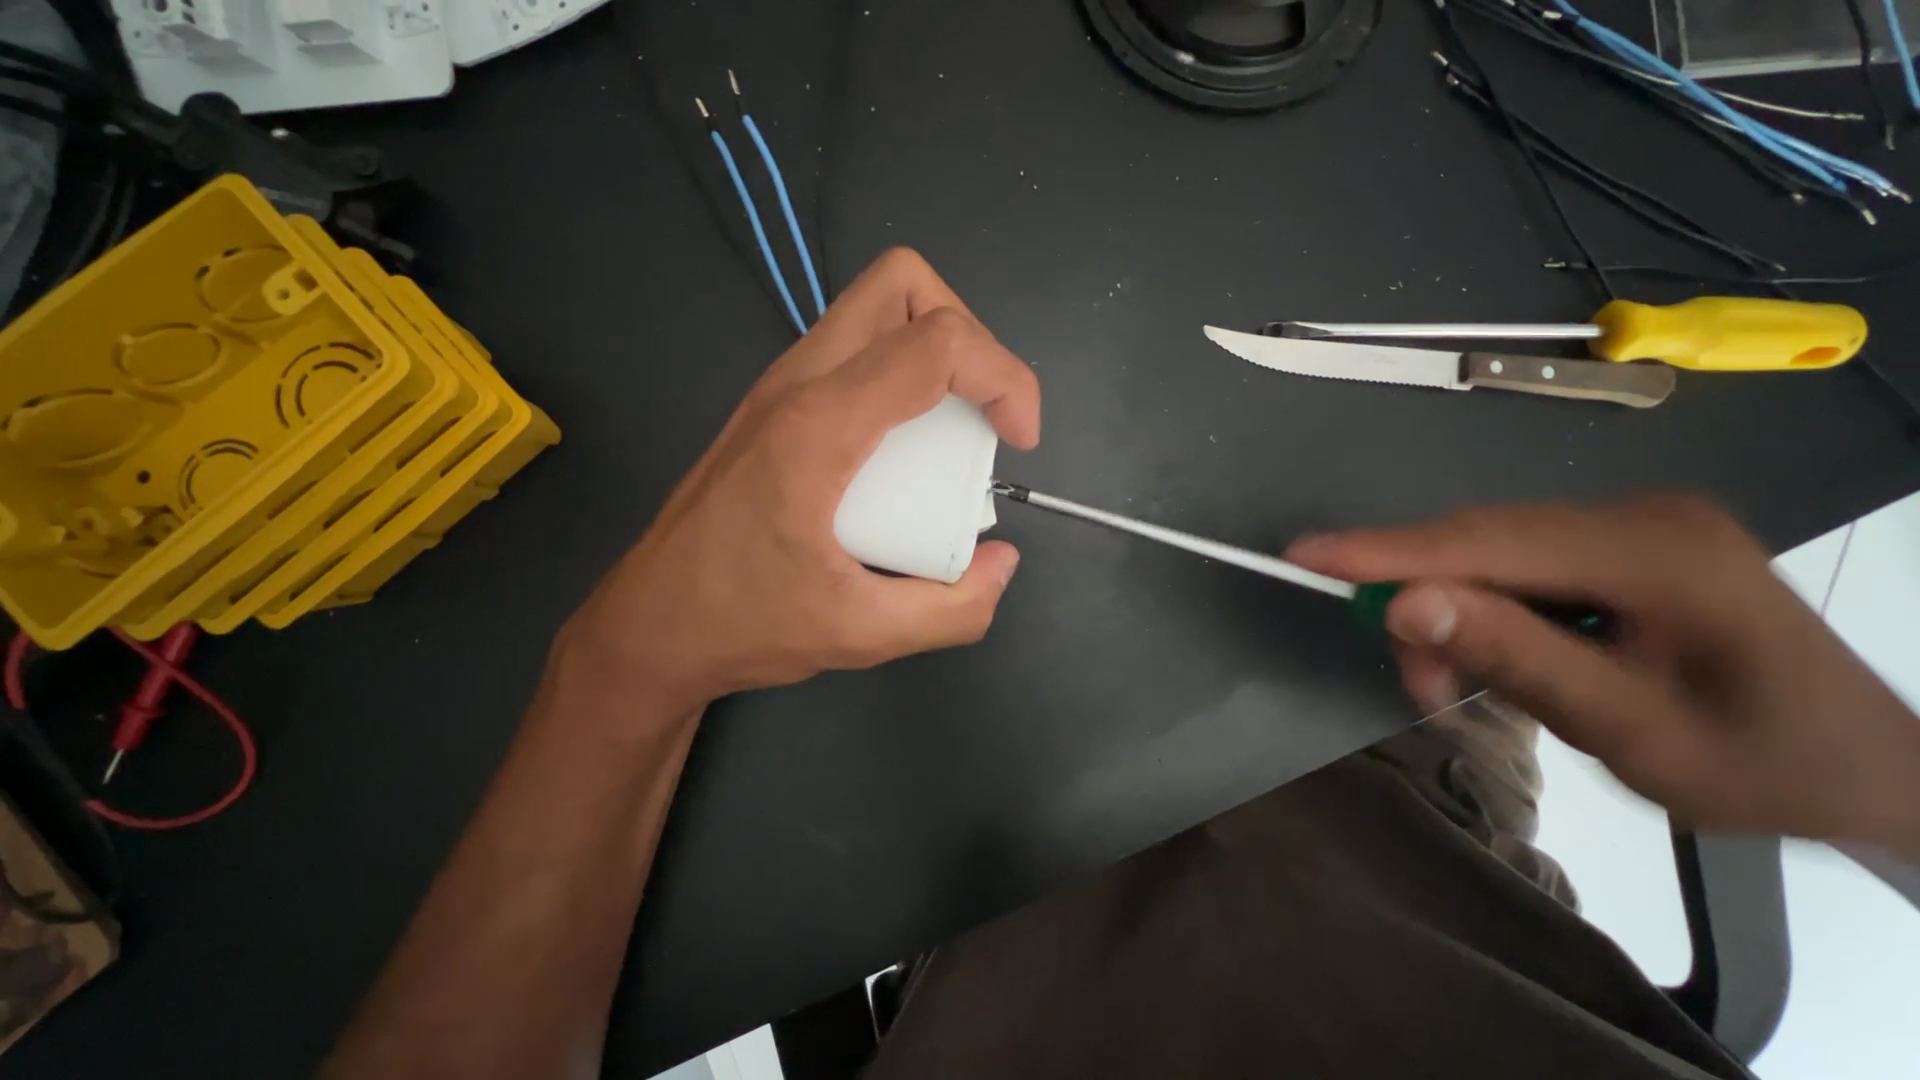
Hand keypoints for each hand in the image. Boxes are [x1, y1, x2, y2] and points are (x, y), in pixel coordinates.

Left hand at [558, 249, 1039, 714]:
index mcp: (820, 427)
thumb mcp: (862, 636)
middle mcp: (797, 383)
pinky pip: (850, 346)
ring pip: (872, 305)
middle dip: (968, 333)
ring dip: (931, 345)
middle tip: (981, 413)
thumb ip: (953, 609)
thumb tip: (1002, 563)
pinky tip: (899, 448)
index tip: (1018, 443)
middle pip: (901, 283)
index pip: (937, 343)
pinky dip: (898, 368)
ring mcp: (777, 385)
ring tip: (949, 427)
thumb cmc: (746, 625)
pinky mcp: (770, 402)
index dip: (1005, 378)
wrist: (650, 626)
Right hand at [1288, 497, 1919, 850]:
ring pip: (1491, 552)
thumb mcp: (1637, 736)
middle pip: (1483, 540)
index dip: (1387, 549)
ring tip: (1453, 689)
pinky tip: (1489, 657)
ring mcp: (1632, 525)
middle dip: (1423, 603)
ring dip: (1451, 614)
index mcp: (1660, 554)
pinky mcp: (1621, 544)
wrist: (1868, 765)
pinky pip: (1518, 564)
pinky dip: (1482, 611)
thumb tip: (1407, 604)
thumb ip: (1521, 663)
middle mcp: (1640, 517)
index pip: (1490, 539)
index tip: (1302, 555)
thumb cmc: (1764, 766)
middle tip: (1418, 687)